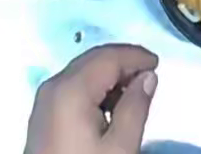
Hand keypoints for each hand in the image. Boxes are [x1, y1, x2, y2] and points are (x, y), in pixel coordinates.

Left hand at [23, 44, 158, 153]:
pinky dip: (94, 88)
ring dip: (108, 75)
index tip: (157, 62)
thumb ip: (135, 108)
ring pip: (81, 72)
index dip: (134, 56)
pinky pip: (72, 87)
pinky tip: (110, 105)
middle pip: (92, 60)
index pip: (107, 57)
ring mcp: (45, 99)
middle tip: (149, 74)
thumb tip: (147, 76)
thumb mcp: (119, 149)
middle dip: (122, 62)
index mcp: (71, 88)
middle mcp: (54, 84)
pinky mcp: (43, 114)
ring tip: (134, 91)